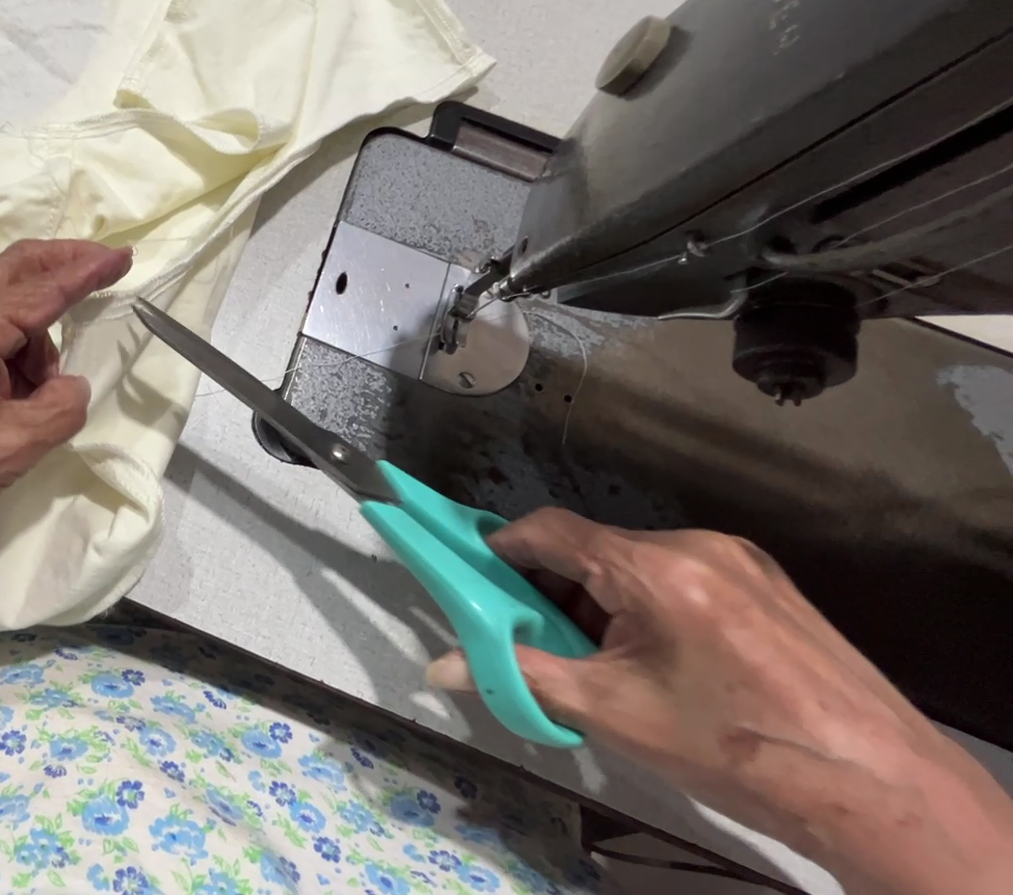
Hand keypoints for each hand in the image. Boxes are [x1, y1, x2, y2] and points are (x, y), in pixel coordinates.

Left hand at [0, 239, 132, 553]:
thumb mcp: (15, 446)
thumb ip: (62, 406)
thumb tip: (68, 384)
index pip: (41, 290)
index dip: (86, 271)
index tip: (123, 256)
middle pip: (16, 268)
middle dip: (63, 263)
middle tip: (105, 266)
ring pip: (3, 304)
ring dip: (36, 334)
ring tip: (38, 397)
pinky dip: (13, 347)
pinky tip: (15, 397)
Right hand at [427, 508, 1012, 892]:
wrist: (884, 794)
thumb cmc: (731, 747)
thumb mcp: (610, 712)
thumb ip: (518, 675)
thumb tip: (437, 669)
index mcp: (654, 569)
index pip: (551, 529)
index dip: (502, 545)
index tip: (474, 575)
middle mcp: (695, 546)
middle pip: (592, 545)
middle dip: (549, 581)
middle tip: (529, 629)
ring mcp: (738, 562)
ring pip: (633, 560)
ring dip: (596, 594)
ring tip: (590, 649)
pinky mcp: (766, 584)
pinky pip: (676, 573)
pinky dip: (640, 600)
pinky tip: (648, 651)